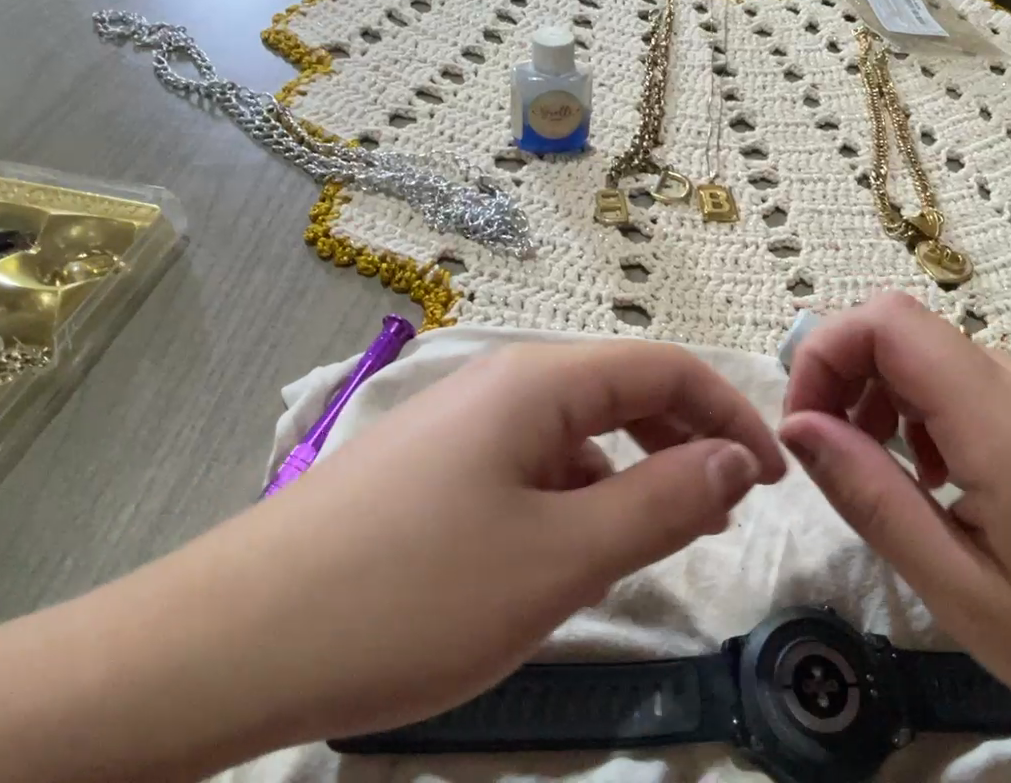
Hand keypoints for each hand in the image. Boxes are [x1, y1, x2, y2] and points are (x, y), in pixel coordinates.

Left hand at [0, 340, 785, 782]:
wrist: (232, 642)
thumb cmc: (413, 596)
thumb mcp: (562, 556)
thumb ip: (664, 501)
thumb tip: (740, 460)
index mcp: (539, 380)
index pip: (665, 367)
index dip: (732, 414)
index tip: (778, 478)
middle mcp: (501, 382)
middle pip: (622, 392)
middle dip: (686, 443)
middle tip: (725, 515)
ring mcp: (459, 425)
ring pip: (575, 434)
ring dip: (631, 474)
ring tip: (656, 539)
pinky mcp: (430, 469)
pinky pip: (530, 466)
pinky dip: (575, 498)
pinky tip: (570, 552)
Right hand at [778, 294, 1010, 756]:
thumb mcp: (959, 589)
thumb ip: (870, 496)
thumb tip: (797, 427)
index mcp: (1003, 419)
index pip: (886, 321)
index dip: (824, 353)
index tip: (804, 426)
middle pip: (906, 333)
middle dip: (847, 381)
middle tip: (836, 463)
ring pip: (937, 359)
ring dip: (887, 402)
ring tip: (893, 484)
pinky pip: (974, 385)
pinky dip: (930, 416)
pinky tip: (946, 484)